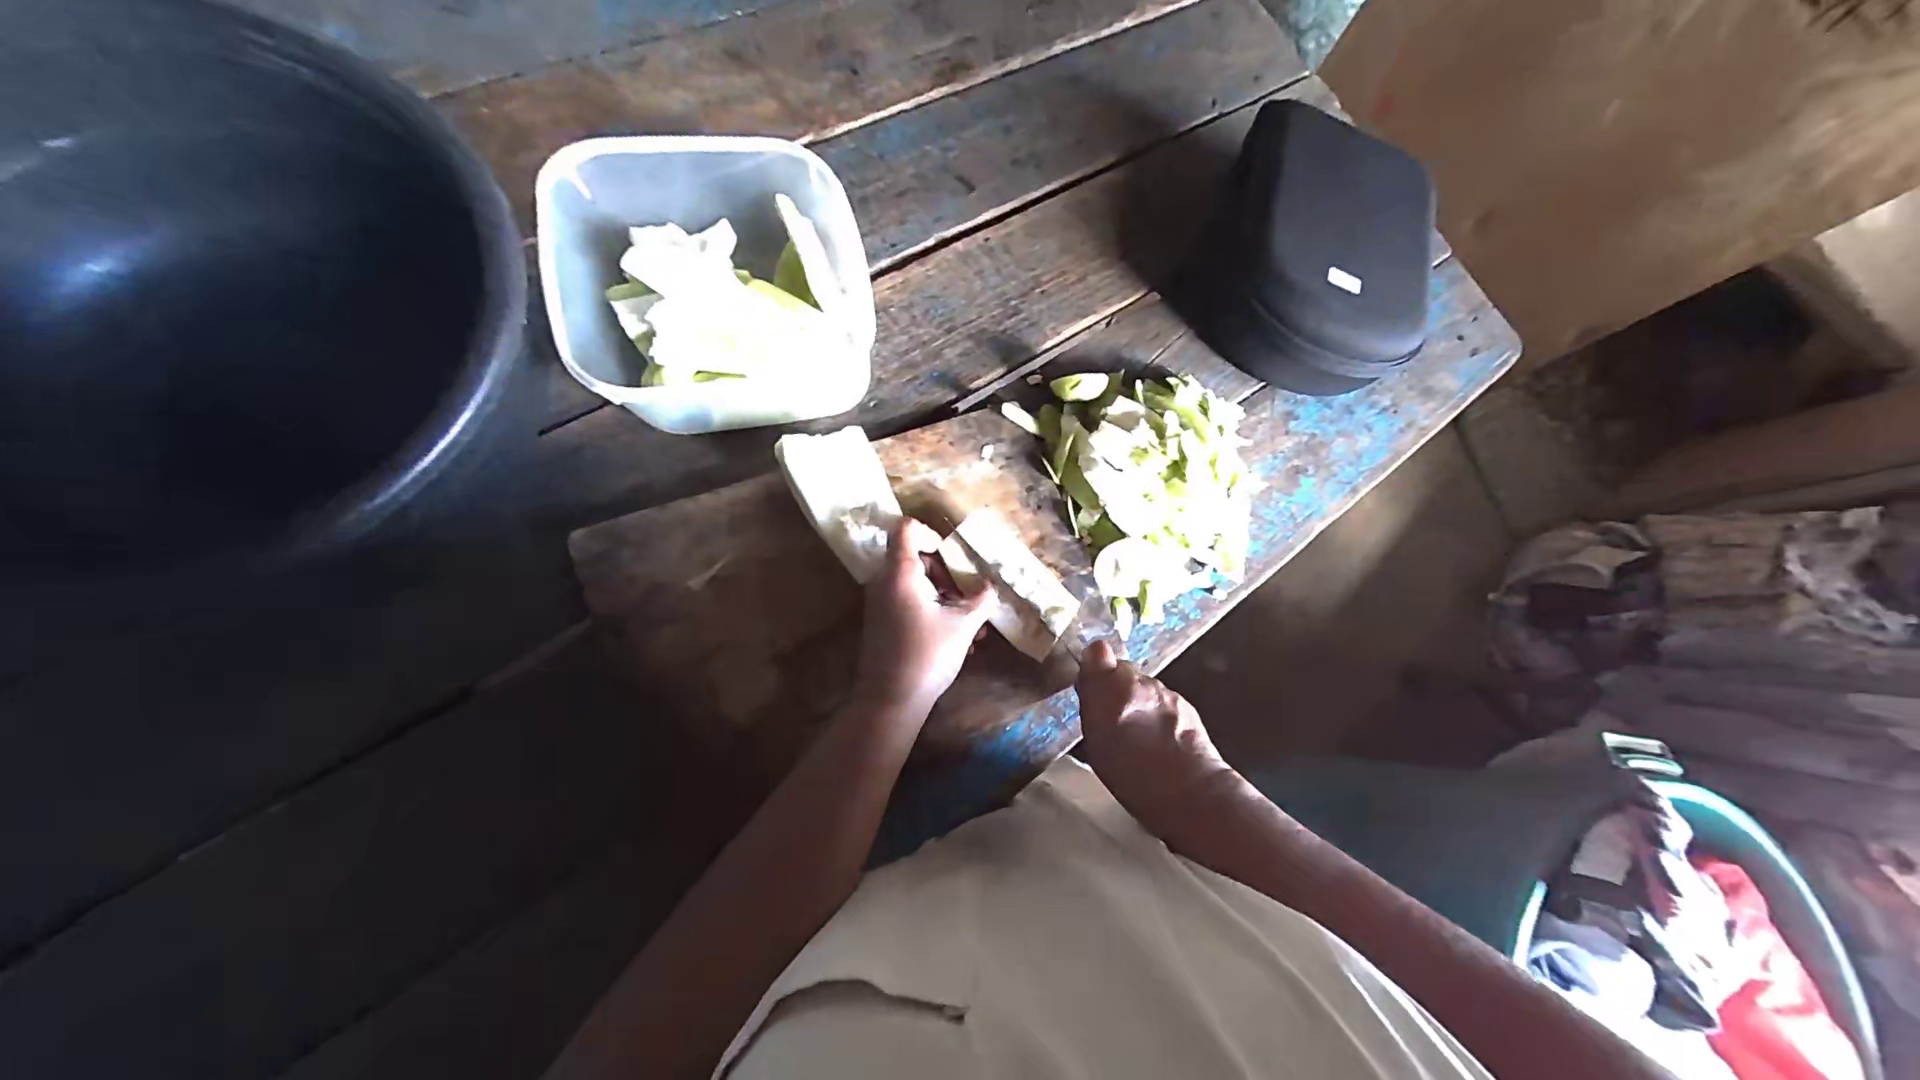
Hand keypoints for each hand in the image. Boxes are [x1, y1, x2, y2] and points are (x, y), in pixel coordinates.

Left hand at [853, 518, 992, 718]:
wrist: (891, 699)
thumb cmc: (927, 655)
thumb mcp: (963, 625)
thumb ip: (980, 599)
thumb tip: (990, 586)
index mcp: (900, 573)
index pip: (906, 529)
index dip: (931, 533)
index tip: (952, 556)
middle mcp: (884, 581)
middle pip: (915, 556)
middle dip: (947, 572)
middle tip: (969, 596)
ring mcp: (880, 602)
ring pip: (916, 582)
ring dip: (946, 594)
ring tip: (973, 623)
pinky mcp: (883, 620)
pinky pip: (909, 600)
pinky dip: (933, 608)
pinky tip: (959, 636)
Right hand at [1075, 640, 1235, 842]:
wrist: (1190, 792)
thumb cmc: (1132, 777)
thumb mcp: (1095, 746)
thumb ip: (1091, 709)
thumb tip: (1089, 689)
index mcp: (1107, 690)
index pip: (1097, 652)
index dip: (1094, 665)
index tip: (1092, 683)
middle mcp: (1137, 682)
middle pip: (1122, 669)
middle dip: (1116, 686)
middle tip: (1114, 715)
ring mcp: (1164, 691)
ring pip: (1143, 685)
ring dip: (1138, 700)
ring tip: (1140, 732)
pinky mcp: (1185, 702)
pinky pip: (1163, 699)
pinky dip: (1158, 712)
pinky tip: (1161, 738)